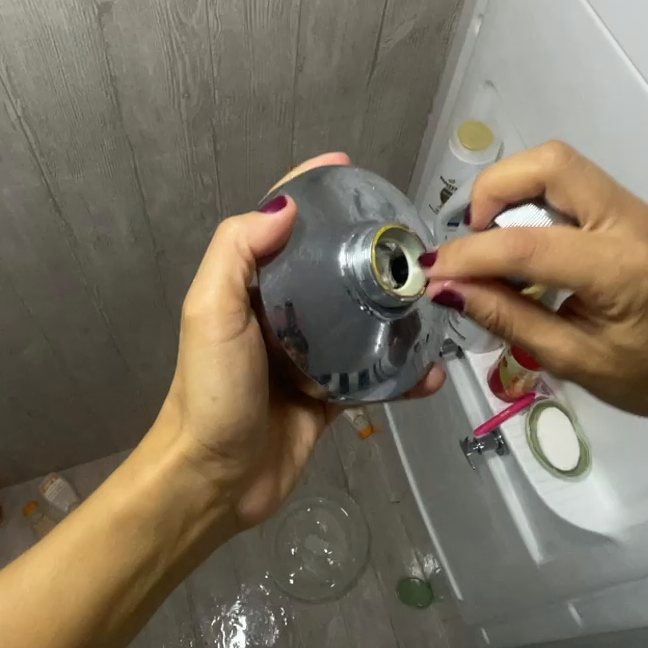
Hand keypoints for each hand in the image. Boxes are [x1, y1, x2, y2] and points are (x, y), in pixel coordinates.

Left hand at [144, 152, 445, 530]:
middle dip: (369, 246)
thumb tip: (287, 206)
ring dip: (397, 309)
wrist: (215, 480)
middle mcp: (283, 311)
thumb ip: (238, 252)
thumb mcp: (211, 310)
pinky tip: (432, 372)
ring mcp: (310, 353)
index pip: (283, 222)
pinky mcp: (331, 394)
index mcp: (253, 285)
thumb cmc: (212, 389)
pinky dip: (404, 373)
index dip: (312, 190)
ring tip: (437, 299)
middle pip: (331, 263)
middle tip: (414, 238)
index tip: (351, 168)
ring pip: (361, 316)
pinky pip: (374, 372)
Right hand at [422, 141, 647, 433]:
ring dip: (511, 189)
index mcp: (621, 270)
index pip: (528, 244)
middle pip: (550, 163)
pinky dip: (531, 198)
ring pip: (558, 163)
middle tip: (472, 238)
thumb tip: (447, 288)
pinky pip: (569, 182)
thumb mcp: (573, 361)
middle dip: (493, 190)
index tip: (432, 271)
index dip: (469, 254)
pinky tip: (523, 241)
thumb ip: (507, 317)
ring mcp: (633, 208)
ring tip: (493, 240)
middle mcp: (630, 222)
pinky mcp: (628, 209)